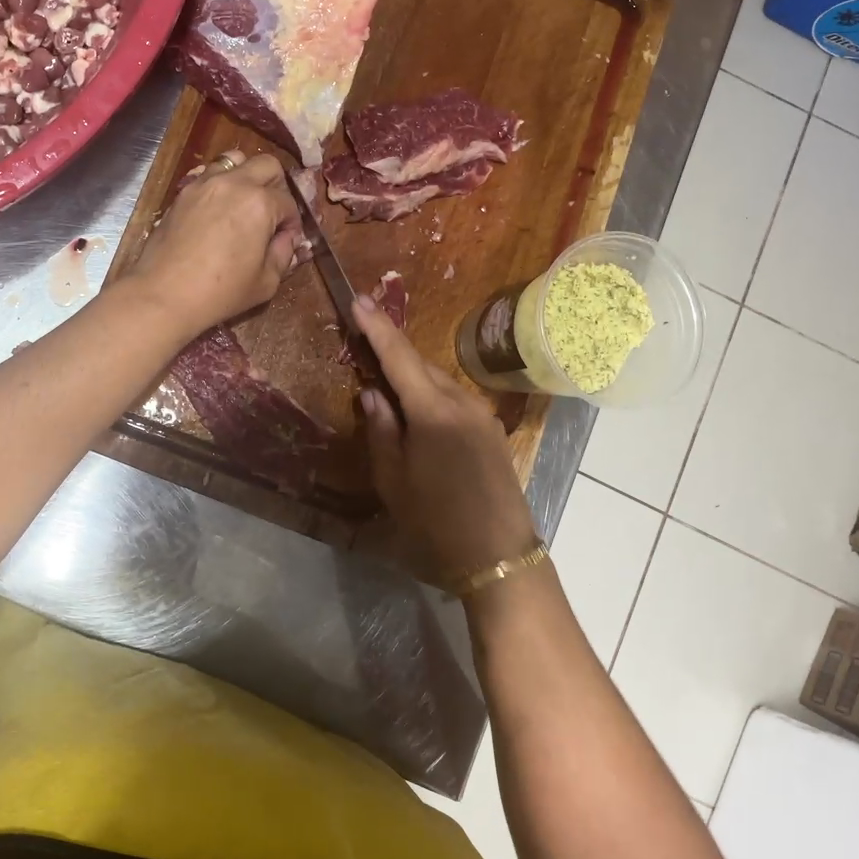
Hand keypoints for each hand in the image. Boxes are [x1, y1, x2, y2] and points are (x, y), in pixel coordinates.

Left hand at [122, 153, 301, 332]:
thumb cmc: (220, 293)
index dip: (292, 223)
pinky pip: (206, 174)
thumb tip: (286, 240)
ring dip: (246, 177)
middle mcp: (234, 183)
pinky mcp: (182, 193)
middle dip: (276, 187)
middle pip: (266, 165)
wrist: (164, 295)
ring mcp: (204, 184)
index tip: (286, 240)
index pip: (288, 202)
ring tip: (243, 204)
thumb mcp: (265, 282)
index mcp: (260, 203)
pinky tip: (217, 208)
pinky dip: (219, 183)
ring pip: (234, 161)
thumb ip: (283, 255)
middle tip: (271, 214)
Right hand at [354, 296, 538, 586]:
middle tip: (363, 344)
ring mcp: (483, 418)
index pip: (399, 356)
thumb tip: (372, 393)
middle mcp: (463, 403)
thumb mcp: (392, 480)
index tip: (359, 299)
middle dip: (392, 354)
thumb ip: (381, 430)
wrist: (499, 558)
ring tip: (386, 387)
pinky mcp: (493, 434)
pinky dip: (432, 399)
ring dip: (413, 380)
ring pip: (440, 385)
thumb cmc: (435, 523)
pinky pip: (455, 403)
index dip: (377, 327)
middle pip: (421, 367)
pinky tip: (418, 416)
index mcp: (433, 411)